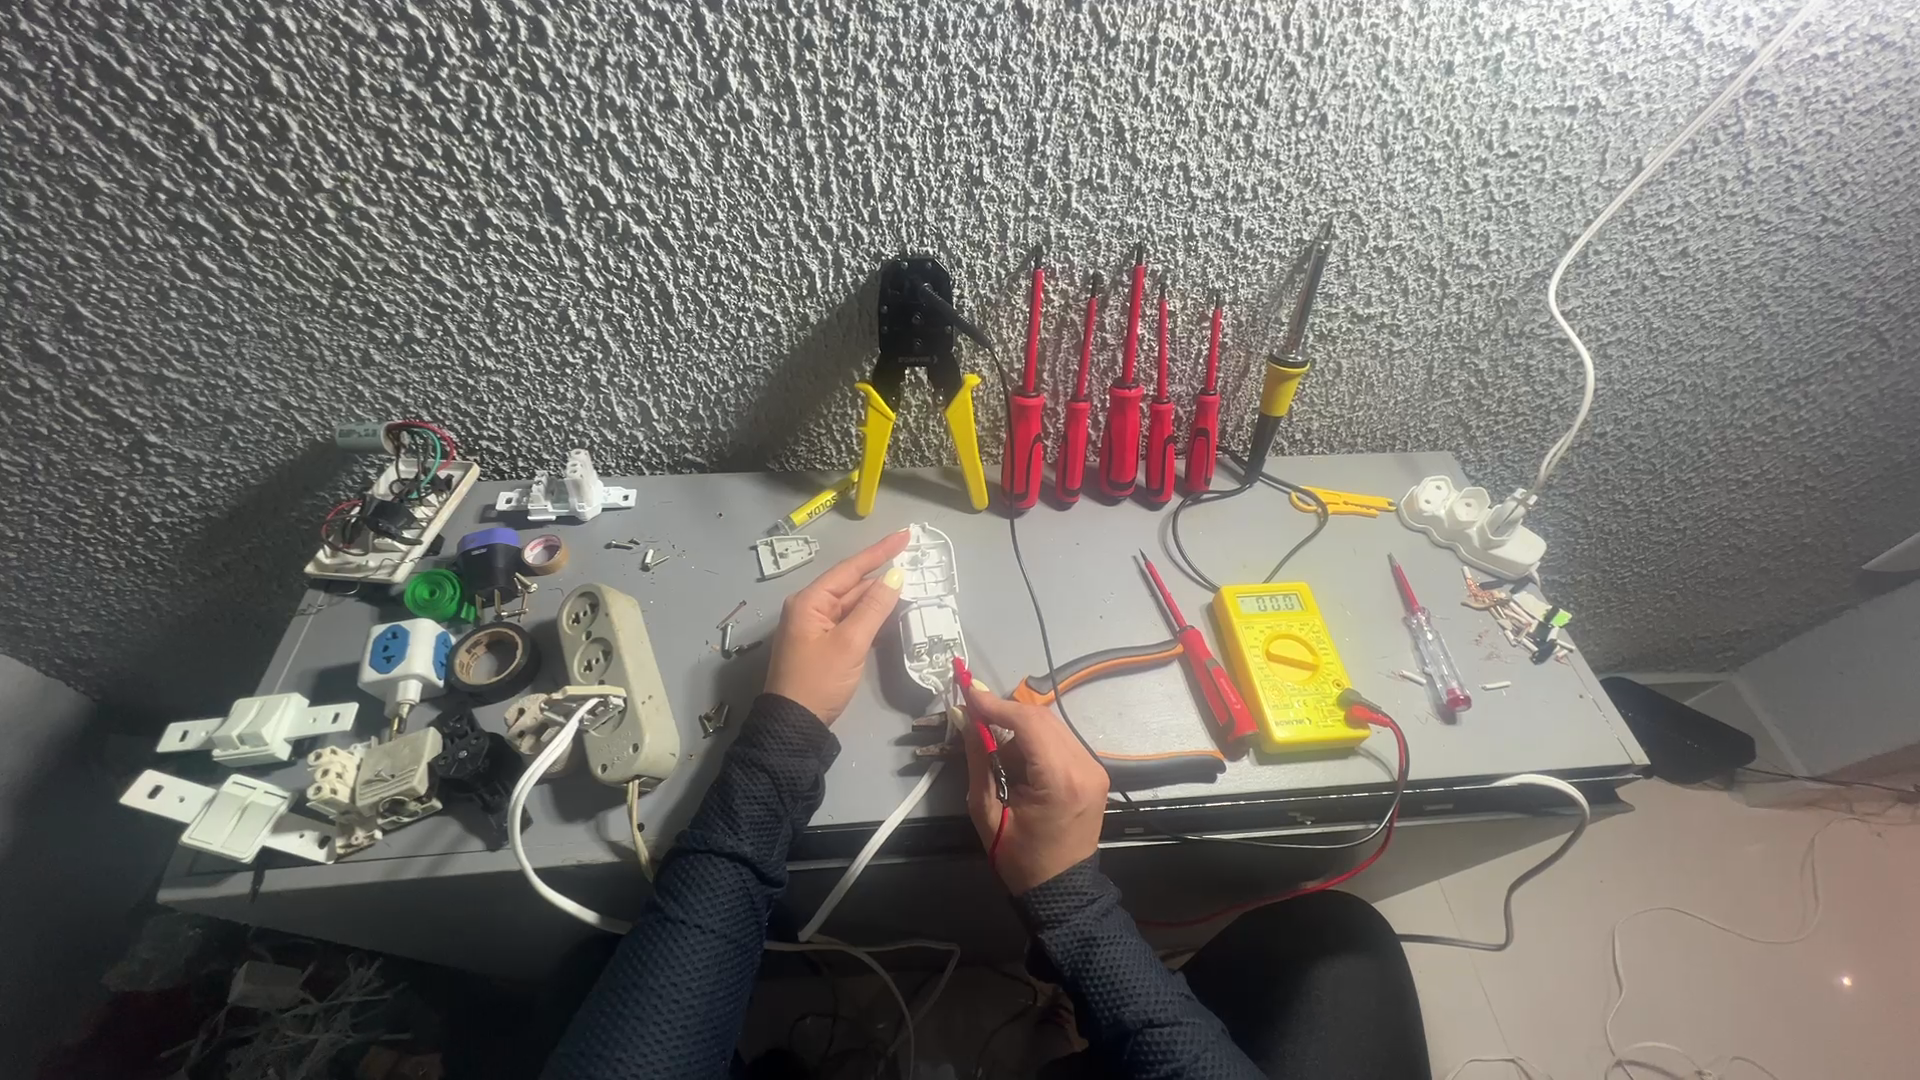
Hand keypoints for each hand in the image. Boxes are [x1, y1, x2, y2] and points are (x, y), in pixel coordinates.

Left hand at [763, 530, 911, 724]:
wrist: (794, 725)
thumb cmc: (819, 680)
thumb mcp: (850, 643)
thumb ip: (874, 607)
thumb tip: (895, 576)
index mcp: (810, 601)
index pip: (850, 568)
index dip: (879, 551)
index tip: (904, 535)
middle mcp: (810, 608)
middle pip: (851, 584)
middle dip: (880, 574)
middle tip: (911, 559)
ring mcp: (816, 627)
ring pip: (852, 604)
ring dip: (878, 596)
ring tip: (907, 582)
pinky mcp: (823, 644)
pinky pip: (850, 621)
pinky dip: (870, 616)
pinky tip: (889, 611)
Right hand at [960, 680, 1109, 894]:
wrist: (1060, 890)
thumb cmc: (1019, 858)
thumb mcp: (987, 811)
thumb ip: (979, 760)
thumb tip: (968, 718)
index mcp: (1061, 780)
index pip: (1029, 723)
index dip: (997, 705)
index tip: (969, 692)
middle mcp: (1085, 766)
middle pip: (1042, 718)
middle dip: (1006, 712)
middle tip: (975, 713)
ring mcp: (1094, 767)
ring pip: (1051, 725)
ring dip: (1019, 727)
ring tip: (994, 744)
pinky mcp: (1094, 770)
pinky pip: (1060, 740)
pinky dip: (1034, 740)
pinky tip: (1017, 757)